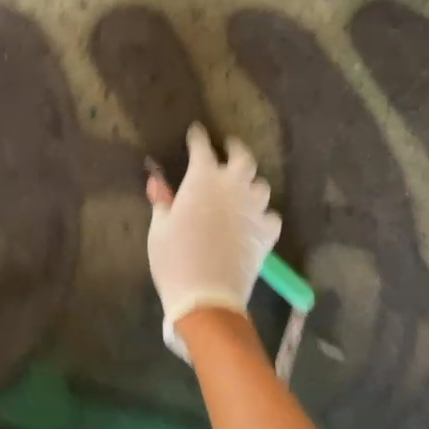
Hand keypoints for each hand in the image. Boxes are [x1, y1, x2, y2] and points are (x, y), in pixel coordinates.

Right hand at [146, 123, 281, 359]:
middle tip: (228, 147)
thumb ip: (163, 200)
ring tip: (241, 186)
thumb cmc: (174, 258)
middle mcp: (233, 187)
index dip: (198, 137)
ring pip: (261, 185)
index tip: (196, 131)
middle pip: (243, 157)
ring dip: (250, 182)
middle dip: (235, 148)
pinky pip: (271, 215)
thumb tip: (157, 181)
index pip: (201, 147)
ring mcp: (254, 210)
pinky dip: (263, 214)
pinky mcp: (267, 234)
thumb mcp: (159, 226)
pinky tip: (255, 219)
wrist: (206, 296)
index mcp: (203, 179)